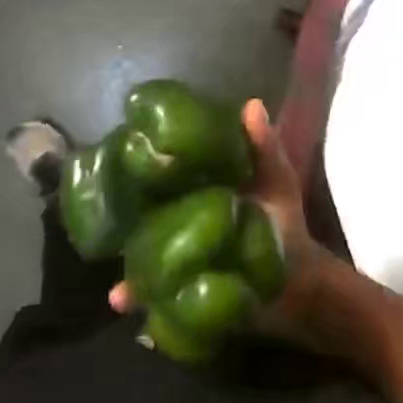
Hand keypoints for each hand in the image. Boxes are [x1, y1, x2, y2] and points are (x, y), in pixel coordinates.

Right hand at [109, 98, 345, 341]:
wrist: (298, 281)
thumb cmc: (284, 222)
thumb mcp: (276, 179)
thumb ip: (264, 146)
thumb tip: (251, 104)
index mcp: (196, 188)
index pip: (163, 170)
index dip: (144, 159)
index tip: (125, 148)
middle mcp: (178, 217)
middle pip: (141, 211)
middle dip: (123, 208)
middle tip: (104, 203)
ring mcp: (176, 254)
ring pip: (140, 251)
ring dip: (126, 259)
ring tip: (113, 263)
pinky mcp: (179, 287)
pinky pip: (152, 292)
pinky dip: (135, 295)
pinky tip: (120, 297)